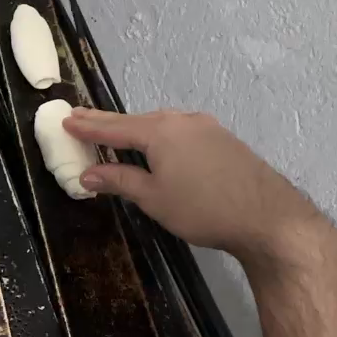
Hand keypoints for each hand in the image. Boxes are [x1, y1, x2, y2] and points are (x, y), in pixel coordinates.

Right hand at [62, 107, 327, 267]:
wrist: (271, 219)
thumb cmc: (203, 209)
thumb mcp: (153, 198)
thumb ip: (119, 181)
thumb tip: (88, 174)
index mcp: (160, 132)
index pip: (113, 127)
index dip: (87, 126)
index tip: (64, 120)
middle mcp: (182, 121)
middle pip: (135, 120)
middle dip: (107, 122)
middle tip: (80, 117)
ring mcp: (206, 128)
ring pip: (159, 124)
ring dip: (133, 127)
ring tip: (113, 130)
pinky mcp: (222, 140)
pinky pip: (178, 130)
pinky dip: (157, 134)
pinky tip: (154, 143)